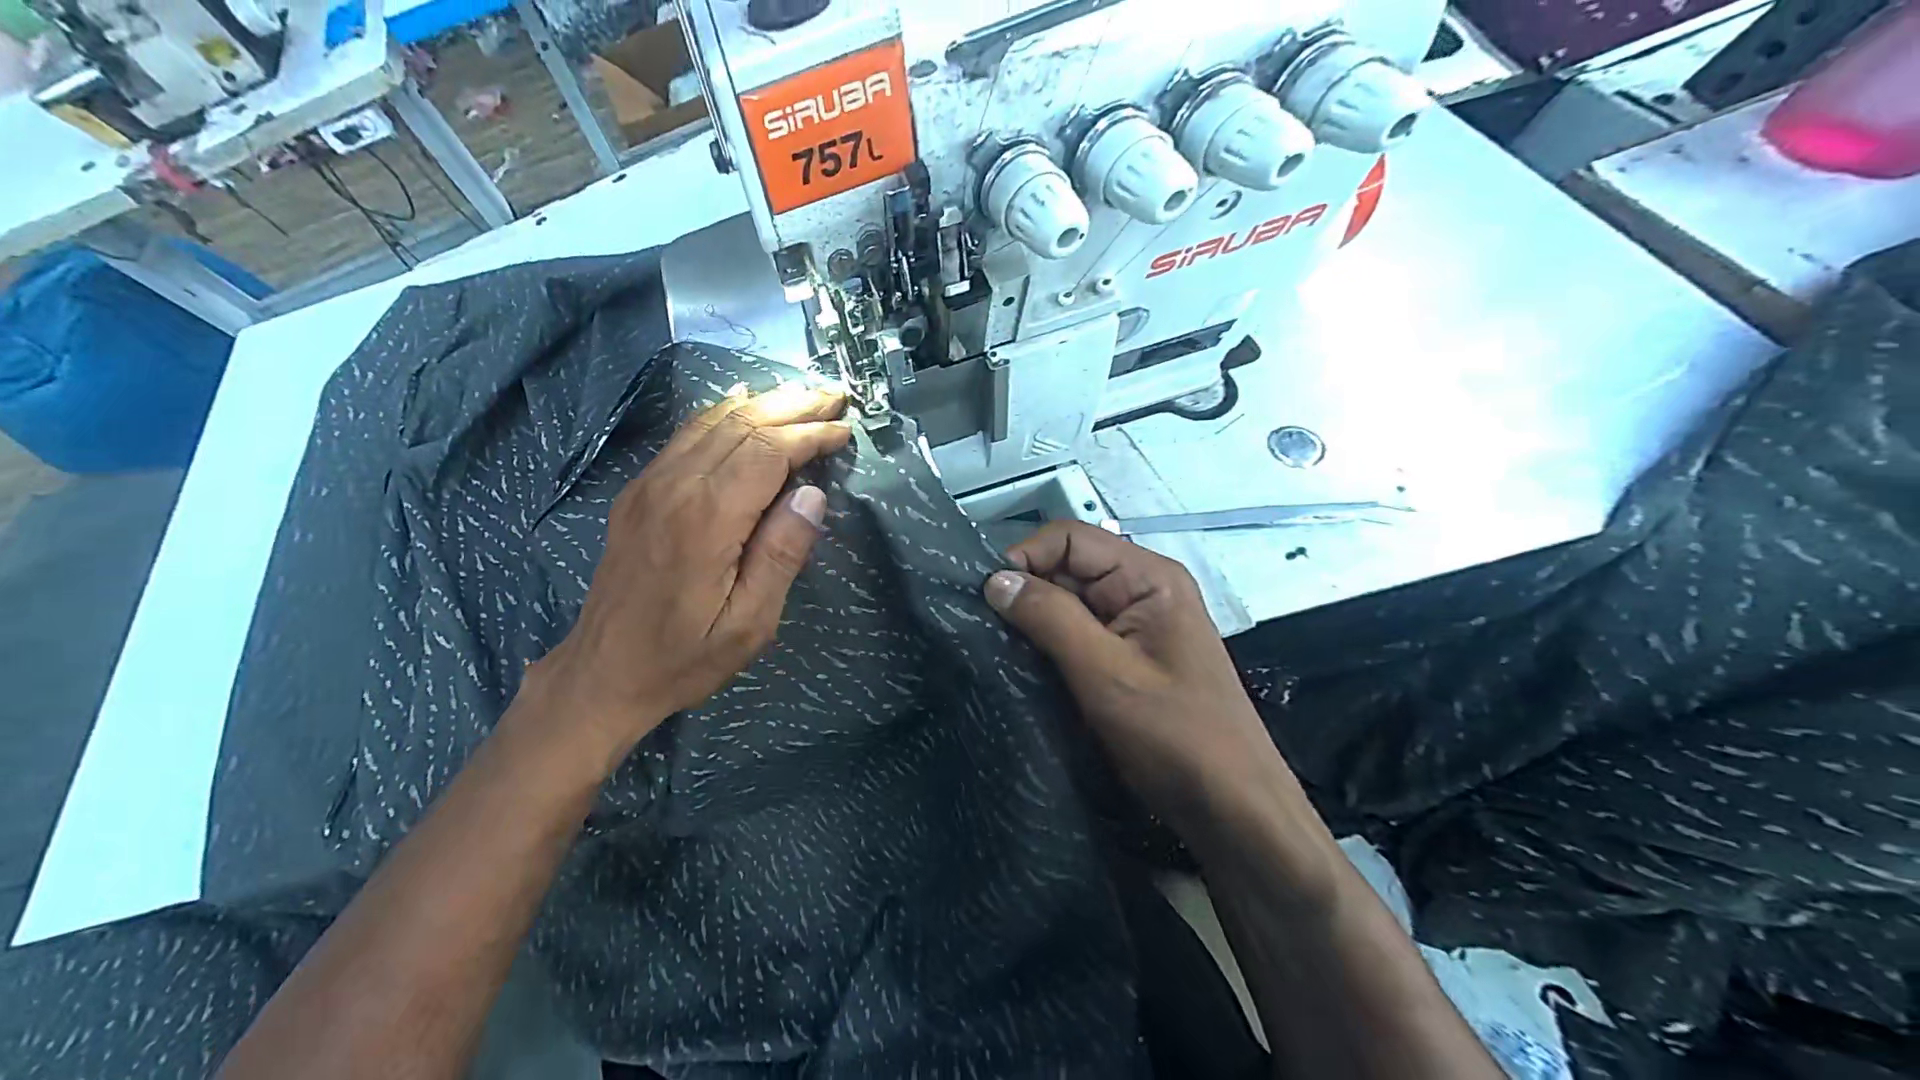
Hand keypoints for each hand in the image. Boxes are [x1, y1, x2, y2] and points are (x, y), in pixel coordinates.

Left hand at [525, 383, 850, 774]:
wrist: (602, 672)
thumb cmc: (684, 656)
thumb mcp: (749, 623)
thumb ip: (782, 555)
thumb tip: (813, 495)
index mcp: (707, 519)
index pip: (766, 451)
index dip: (808, 435)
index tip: (844, 431)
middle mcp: (674, 487)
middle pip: (740, 425)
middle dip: (792, 407)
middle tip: (833, 397)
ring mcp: (649, 485)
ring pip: (711, 423)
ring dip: (761, 404)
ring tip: (802, 396)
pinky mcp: (638, 492)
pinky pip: (686, 436)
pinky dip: (721, 413)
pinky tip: (740, 401)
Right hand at [983, 521, 1283, 832]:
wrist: (1234, 810)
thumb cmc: (1175, 737)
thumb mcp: (1105, 673)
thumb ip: (1049, 618)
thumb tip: (995, 580)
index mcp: (1148, 577)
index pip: (1070, 538)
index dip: (1024, 557)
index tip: (986, 598)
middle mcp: (1144, 589)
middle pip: (1069, 567)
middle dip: (1026, 591)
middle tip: (984, 629)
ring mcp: (1139, 625)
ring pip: (1070, 602)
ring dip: (1035, 621)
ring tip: (998, 648)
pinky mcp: (1131, 657)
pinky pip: (1081, 634)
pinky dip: (1051, 645)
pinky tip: (1026, 666)